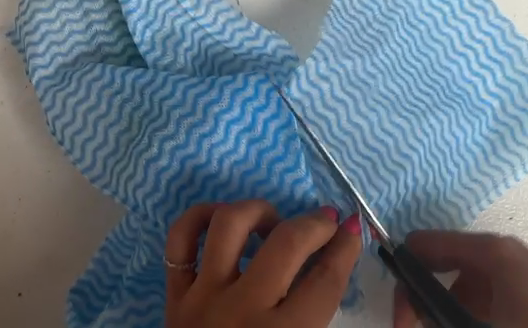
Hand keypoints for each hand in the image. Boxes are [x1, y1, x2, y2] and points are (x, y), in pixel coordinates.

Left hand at [164, 200, 362, 327]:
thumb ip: (317, 324)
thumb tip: (333, 272)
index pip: (324, 281)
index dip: (345, 250)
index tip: (353, 230)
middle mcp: (243, 310)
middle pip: (285, 244)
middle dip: (314, 224)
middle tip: (327, 220)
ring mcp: (203, 297)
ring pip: (229, 225)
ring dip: (258, 211)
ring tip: (274, 222)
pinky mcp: (173, 295)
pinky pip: (179, 238)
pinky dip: (198, 216)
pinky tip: (221, 219)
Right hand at [392, 232, 527, 327]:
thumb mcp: (481, 326)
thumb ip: (440, 316)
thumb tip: (410, 311)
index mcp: (489, 251)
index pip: (424, 245)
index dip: (404, 278)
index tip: (399, 318)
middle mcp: (501, 252)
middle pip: (442, 265)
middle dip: (424, 299)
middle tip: (413, 327)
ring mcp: (519, 272)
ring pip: (464, 287)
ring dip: (449, 312)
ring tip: (441, 327)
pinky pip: (487, 299)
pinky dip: (472, 314)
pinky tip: (469, 326)